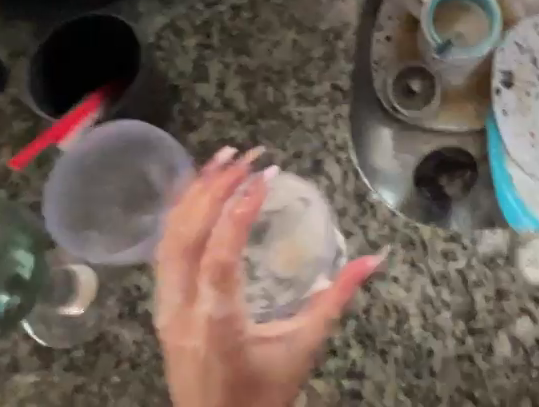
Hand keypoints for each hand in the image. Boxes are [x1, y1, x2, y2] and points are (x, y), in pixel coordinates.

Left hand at [153, 148, 384, 406]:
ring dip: (194, 195)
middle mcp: (182, 312)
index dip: (238, 211)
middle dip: (215, 189)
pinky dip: (180, 213)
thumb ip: (338, 297)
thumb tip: (375, 257)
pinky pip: (163, 251)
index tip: (266, 174)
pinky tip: (199, 188)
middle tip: (248, 156)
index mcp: (217, 323)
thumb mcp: (304, 346)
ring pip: (168, 239)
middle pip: (185, 238)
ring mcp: (166, 309)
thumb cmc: (263, 393)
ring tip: (224, 159)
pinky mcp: (162, 307)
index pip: (220, 256)